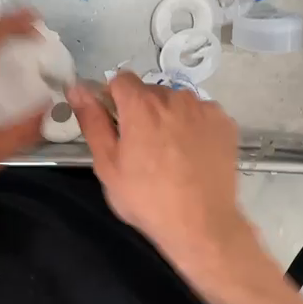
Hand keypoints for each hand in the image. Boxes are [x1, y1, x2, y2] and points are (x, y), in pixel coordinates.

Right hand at [68, 74, 263, 276]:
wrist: (201, 224)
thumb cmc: (146, 198)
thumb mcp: (108, 164)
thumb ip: (92, 121)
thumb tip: (77, 89)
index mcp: (141, 105)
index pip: (121, 79)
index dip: (114, 98)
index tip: (116, 124)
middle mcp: (174, 97)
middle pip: (150, 91)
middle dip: (142, 111)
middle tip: (142, 147)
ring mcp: (204, 109)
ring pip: (177, 102)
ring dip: (169, 117)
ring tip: (170, 153)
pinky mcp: (225, 123)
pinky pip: (201, 114)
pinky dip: (194, 127)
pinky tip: (192, 155)